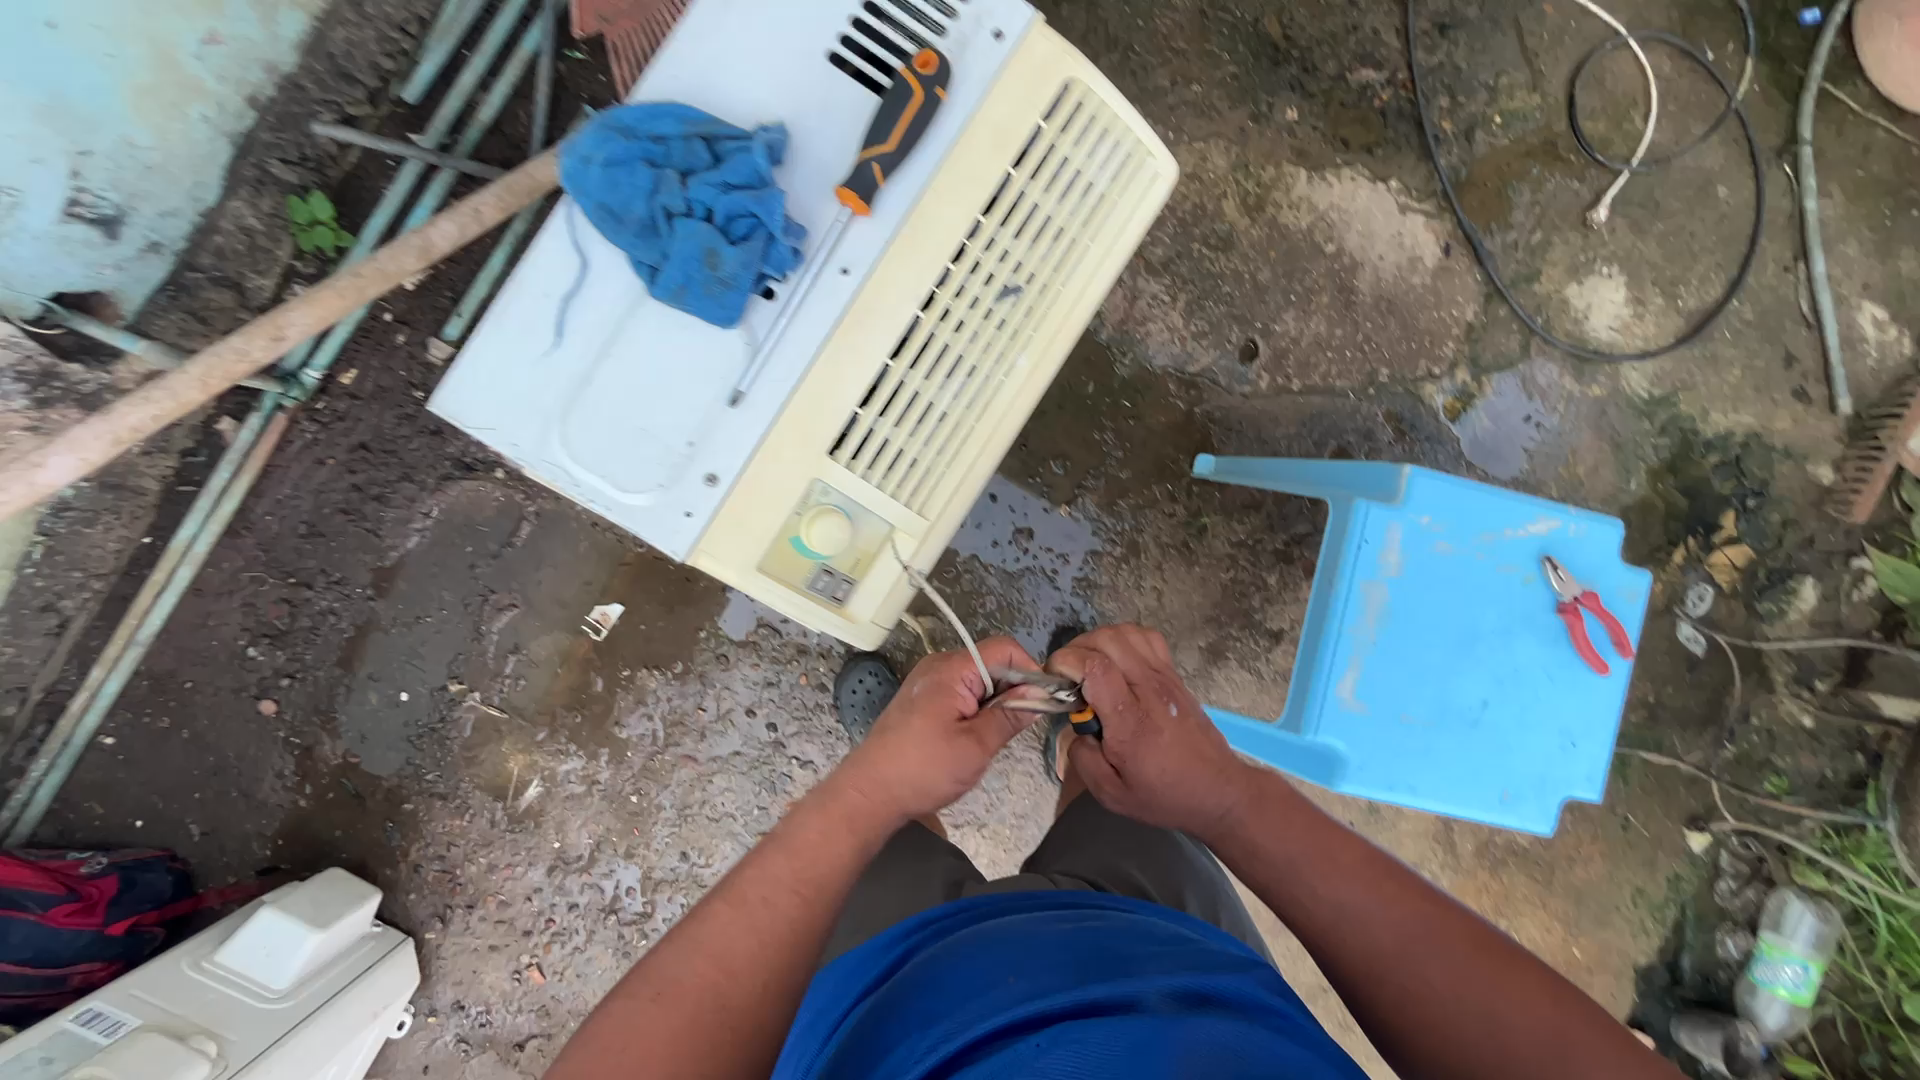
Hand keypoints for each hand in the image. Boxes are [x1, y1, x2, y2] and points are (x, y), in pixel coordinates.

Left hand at [838, 638, 1045, 823]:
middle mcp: (939, 666)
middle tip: (1019, 726)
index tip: (1041, 702)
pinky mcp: (922, 699)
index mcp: (952, 669)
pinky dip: (976, 708)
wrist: (869, 793)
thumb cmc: (923, 770)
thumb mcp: (976, 746)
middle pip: (991, 662)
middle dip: (1013, 689)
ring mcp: (928, 682)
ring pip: (978, 679)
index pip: (1004, 648)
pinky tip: (973, 737)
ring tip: (993, 737)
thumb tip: (1039, 696)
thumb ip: (1011, 716)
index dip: (1030, 670)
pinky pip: (961, 691)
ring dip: (994, 702)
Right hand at [1046, 625, 1255, 836]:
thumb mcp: (1111, 793)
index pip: (1095, 667)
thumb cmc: (1163, 796)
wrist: (1217, 791)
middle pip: (1108, 640)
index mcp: (1129, 721)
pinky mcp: (1174, 675)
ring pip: (1127, 633)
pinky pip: (1147, 638)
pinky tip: (1117, 660)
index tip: (1053, 677)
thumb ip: (1082, 757)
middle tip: (1067, 673)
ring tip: (1089, 664)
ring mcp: (1165, 678)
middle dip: (1077, 648)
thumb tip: (1075, 725)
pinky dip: (1125, 639)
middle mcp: (1148, 690)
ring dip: (1099, 640)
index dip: (1066, 661)